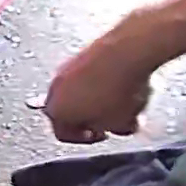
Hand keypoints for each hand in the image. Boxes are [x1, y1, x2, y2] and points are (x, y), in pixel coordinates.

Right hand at [43, 9, 178, 142]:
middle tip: (108, 117)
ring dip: (94, 96)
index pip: (64, 134)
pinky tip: (122, 78)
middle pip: (68, 111)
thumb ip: (117, 130)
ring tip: (119, 95)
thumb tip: (120, 126)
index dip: (85, 138)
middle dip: (88, 115)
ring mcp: (66, 70)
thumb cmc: (121, 86)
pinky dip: (101, 78)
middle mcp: (54, 91)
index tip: (103, 134)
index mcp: (55, 113)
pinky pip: (89, 72)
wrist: (132, 47)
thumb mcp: (123, 122)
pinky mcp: (82, 52)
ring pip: (77, 91)